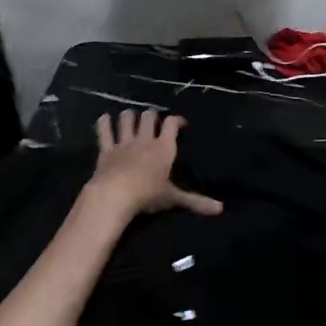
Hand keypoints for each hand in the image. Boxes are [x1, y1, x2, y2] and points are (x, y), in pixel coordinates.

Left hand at [85, 110, 223, 218]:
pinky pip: (104, 130)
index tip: (181, 123)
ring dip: (129, 116)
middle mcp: (144, 139)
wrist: (115, 195)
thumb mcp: (174, 198)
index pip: (172, 124)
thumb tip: (221, 209)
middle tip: (154, 121)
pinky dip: (104, 123)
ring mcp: (123, 142)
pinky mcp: (106, 149)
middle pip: (149, 116)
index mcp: (163, 147)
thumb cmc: (148, 195)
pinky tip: (104, 118)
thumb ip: (196, 202)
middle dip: (152, 115)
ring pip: (126, 119)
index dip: (177, 120)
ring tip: (131, 118)